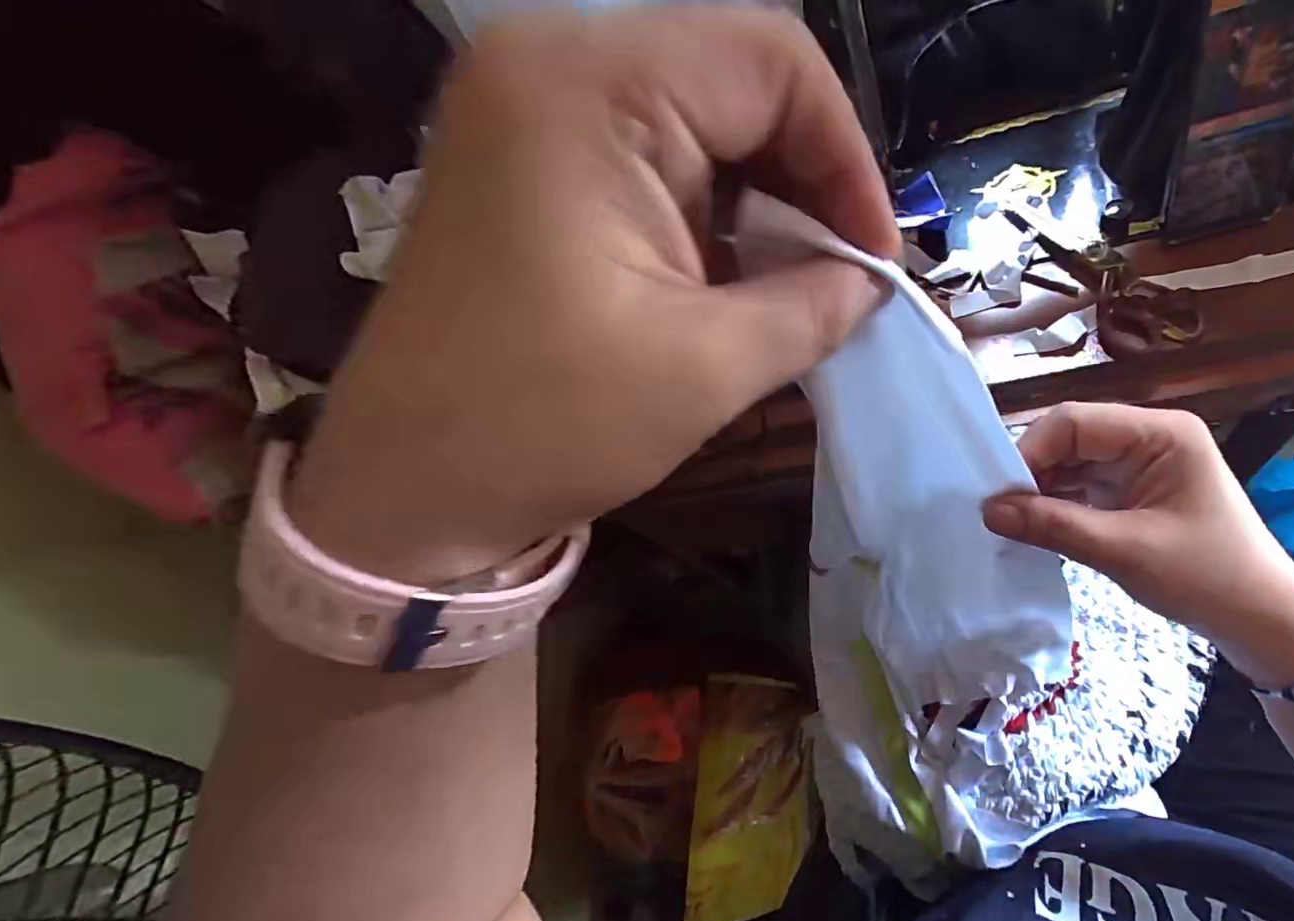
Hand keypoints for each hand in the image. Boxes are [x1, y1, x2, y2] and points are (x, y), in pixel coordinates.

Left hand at [288, 9, 897, 583]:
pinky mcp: (546, 176)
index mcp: (591, 91)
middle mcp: (560, 74)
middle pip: (741, 87)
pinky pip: (667, 171)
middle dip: (814, 184)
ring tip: (809, 288)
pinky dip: (725, 225)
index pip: (773, 64)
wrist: (418, 484)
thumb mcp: (706, 370)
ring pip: (710, 132)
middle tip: (850, 276)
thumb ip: (810, 309)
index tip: (875, 258)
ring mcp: (544, 122)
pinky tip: (750, 286)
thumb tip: (871, 283)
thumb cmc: (552, 425)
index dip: (847, 157)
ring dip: (774, 209)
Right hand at [981, 403, 1293, 684]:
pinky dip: (1058, 506)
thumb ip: (1055, 526)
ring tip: (1010, 522)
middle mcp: (1148, 439)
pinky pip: (1084, 489)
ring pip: (1073, 465)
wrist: (1259, 618)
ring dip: (1042, 491)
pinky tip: (1035, 526)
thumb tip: (988, 511)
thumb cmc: (1206, 577)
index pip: (1075, 422)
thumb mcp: (1125, 551)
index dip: (1030, 452)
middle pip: (1071, 439)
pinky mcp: (1134, 493)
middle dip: (1032, 472)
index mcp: (1160, 433)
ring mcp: (1141, 466)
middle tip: (998, 512)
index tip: (998, 495)